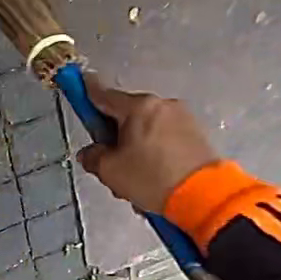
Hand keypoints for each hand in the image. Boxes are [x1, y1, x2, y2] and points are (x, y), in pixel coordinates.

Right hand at [75, 73, 219, 213]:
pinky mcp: (196, 134)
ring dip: (132, 144)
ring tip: (131, 173)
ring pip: (144, 127)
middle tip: (106, 157)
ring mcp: (183, 118)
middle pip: (125, 114)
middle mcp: (162, 106)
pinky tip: (150, 174)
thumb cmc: (150, 177)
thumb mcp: (108, 169)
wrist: (203, 196)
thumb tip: (91, 152)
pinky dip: (151, 151)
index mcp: (139, 107)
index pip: (103, 95)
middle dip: (112, 132)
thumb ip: (92, 155)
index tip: (76, 83)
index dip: (85, 91)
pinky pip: (162, 137)